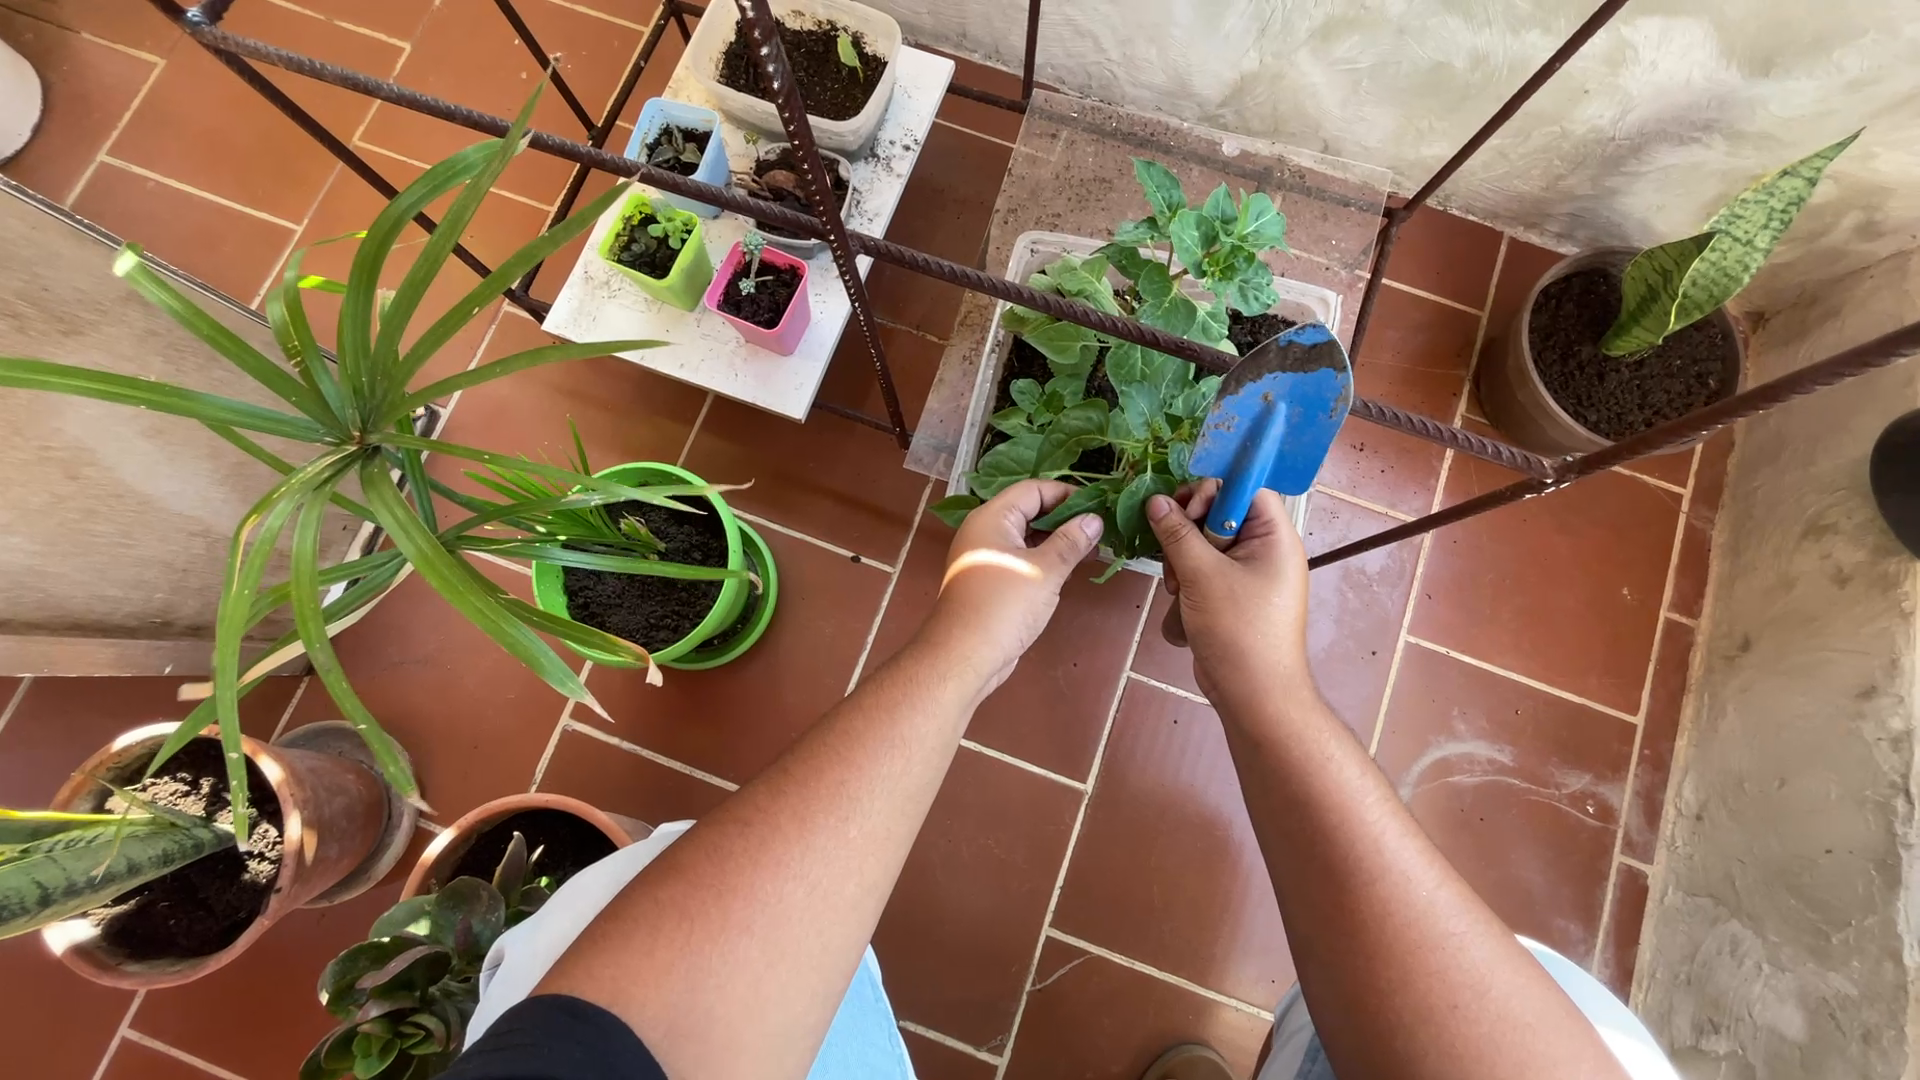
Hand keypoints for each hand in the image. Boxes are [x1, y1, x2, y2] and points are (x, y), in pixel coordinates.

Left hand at [918, 480, 1104, 691]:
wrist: (965, 654)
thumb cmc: (1004, 606)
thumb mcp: (1045, 570)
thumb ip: (1071, 541)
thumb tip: (1094, 519)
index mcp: (992, 517)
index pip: (1033, 489)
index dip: (1067, 493)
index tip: (1098, 505)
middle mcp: (984, 531)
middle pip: (1029, 511)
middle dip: (1065, 519)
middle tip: (1100, 529)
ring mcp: (985, 556)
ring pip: (1026, 537)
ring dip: (1057, 541)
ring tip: (1092, 550)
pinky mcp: (990, 580)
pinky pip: (1021, 559)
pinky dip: (1044, 560)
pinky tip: (1068, 570)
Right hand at [1147, 481, 1310, 707]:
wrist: (1254, 694)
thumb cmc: (1237, 629)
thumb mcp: (1201, 575)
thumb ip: (1177, 533)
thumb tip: (1155, 500)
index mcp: (1274, 537)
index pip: (1246, 488)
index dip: (1213, 490)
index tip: (1183, 508)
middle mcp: (1266, 550)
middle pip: (1221, 514)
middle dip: (1190, 531)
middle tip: (1174, 550)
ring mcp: (1250, 575)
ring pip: (1206, 544)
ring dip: (1183, 559)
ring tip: (1177, 585)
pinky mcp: (1233, 596)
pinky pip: (1206, 571)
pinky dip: (1188, 580)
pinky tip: (1179, 599)